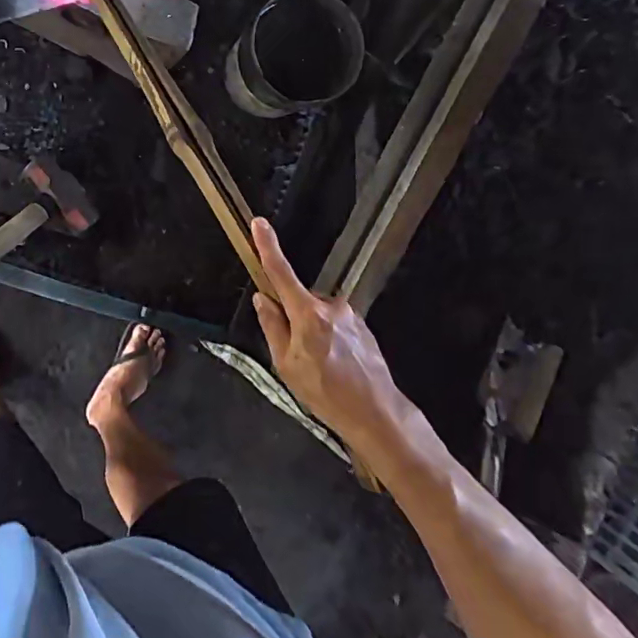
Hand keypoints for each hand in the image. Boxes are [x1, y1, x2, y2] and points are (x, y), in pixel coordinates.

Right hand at [249, 217, 403, 450]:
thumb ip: (272, 327)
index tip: (259, 223)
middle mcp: (331, 307)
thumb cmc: (325, 392)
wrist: (378, 414)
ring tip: (320, 367)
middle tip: (295, 354)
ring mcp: (351, 316)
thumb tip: (263, 300)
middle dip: (292, 318)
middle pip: (299, 300)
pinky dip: (329, 339)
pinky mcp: (364, 327)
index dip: (268, 247)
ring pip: (317, 314)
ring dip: (312, 331)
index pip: (281, 273)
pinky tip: (336, 367)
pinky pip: (335, 324)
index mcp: (308, 315)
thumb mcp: (286, 365)